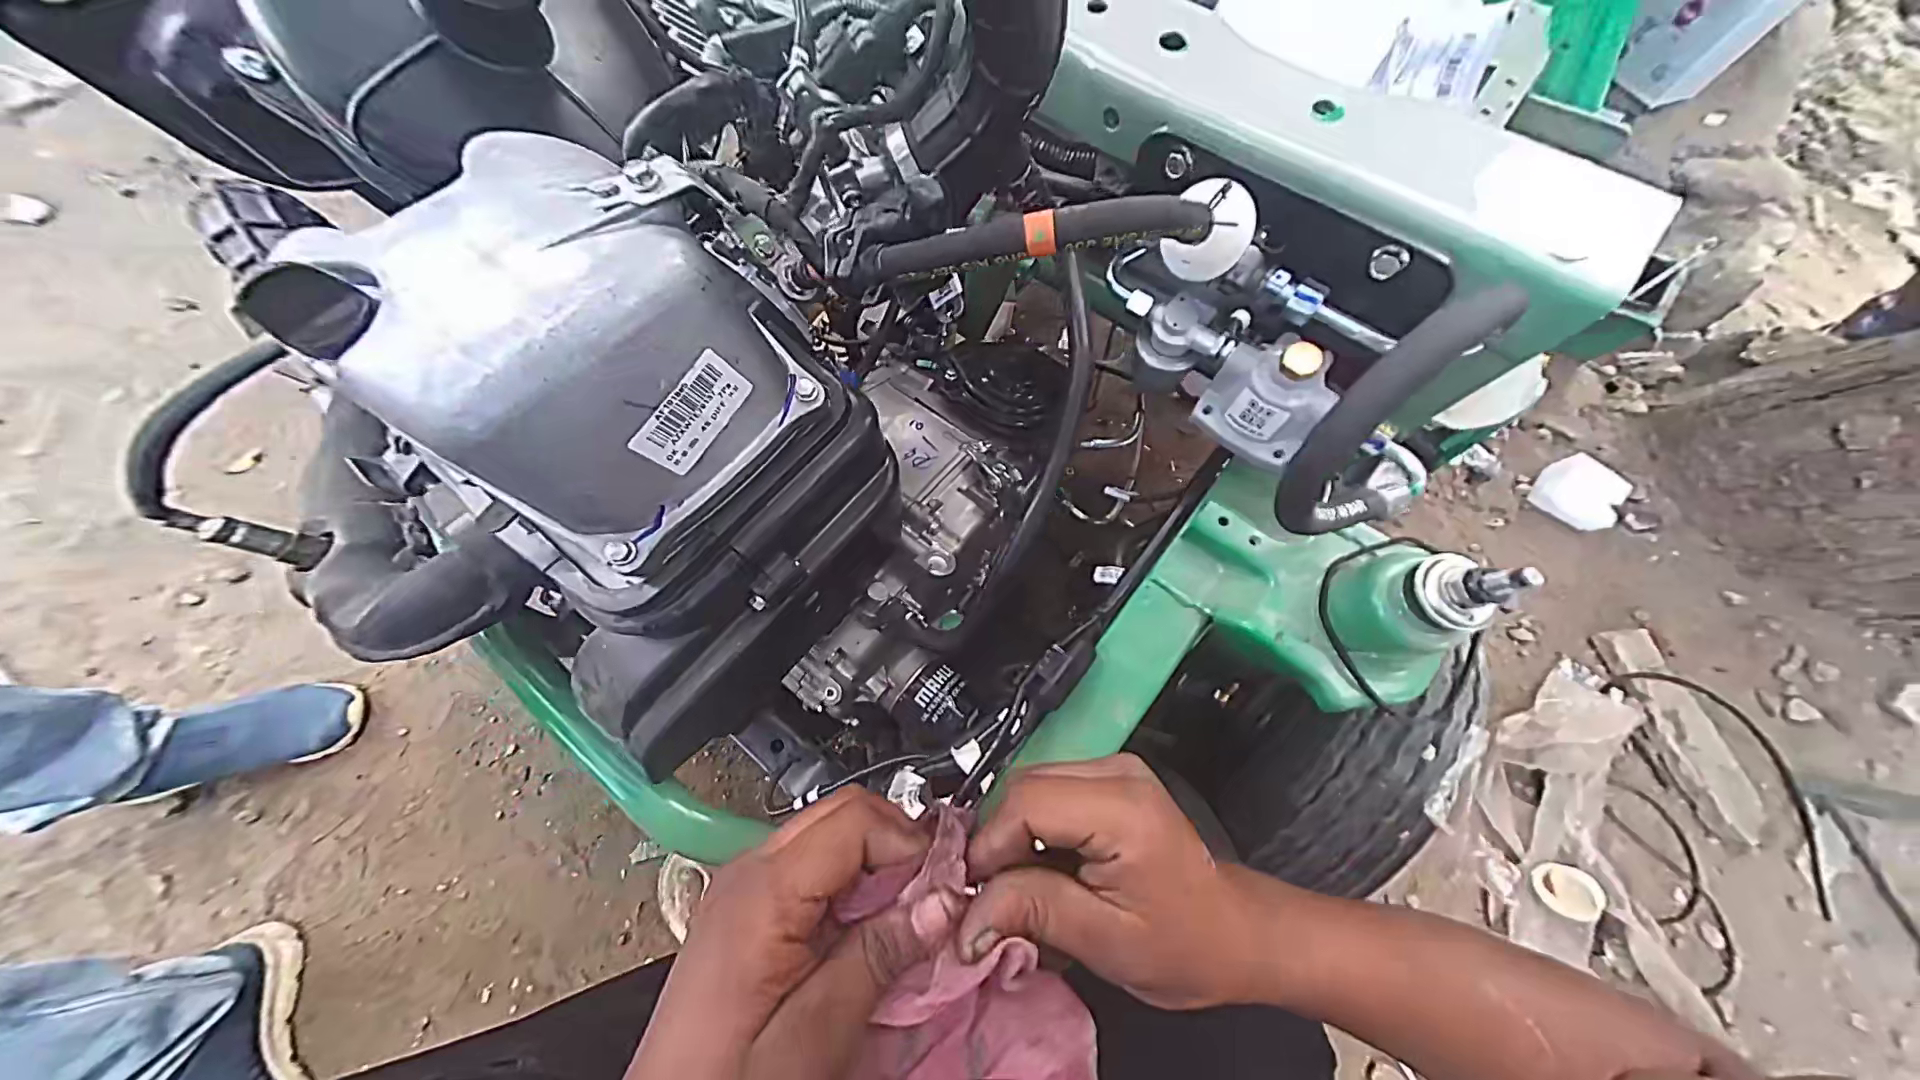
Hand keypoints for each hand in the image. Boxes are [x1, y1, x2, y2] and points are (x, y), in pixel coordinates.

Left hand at [627, 789, 953, 1079]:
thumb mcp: (816, 1033)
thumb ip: (879, 955)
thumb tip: (941, 900)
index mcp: (763, 890)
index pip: (856, 819)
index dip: (907, 841)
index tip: (941, 883)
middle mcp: (751, 869)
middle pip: (845, 811)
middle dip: (898, 841)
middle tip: (932, 892)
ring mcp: (747, 880)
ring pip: (834, 830)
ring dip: (878, 859)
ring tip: (905, 912)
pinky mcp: (750, 899)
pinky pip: (816, 860)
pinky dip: (854, 877)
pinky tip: (866, 922)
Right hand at [958, 754, 1272, 1009]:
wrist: (1235, 932)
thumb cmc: (1185, 944)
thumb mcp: (1105, 941)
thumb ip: (1033, 912)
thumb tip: (968, 915)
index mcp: (1123, 807)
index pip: (1026, 802)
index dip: (990, 845)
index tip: (974, 892)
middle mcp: (1116, 770)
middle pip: (1023, 787)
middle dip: (996, 839)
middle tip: (986, 893)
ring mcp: (1113, 768)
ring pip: (1029, 785)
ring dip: (1010, 833)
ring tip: (1012, 885)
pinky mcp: (1108, 778)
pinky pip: (1048, 790)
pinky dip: (1030, 826)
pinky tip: (1037, 865)